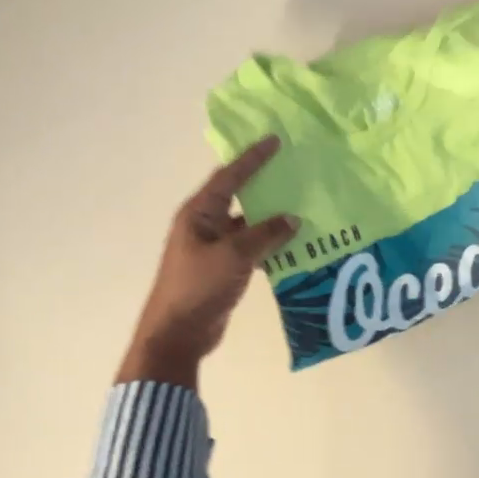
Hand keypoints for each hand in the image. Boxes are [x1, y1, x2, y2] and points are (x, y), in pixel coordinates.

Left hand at [115, 136, 299, 389]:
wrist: (176, 336)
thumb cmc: (198, 287)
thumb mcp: (234, 256)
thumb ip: (266, 234)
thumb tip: (293, 219)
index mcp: (199, 213)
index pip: (229, 176)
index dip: (252, 158)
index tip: (275, 140)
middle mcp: (205, 224)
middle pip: (239, 195)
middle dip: (265, 183)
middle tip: (293, 167)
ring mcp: (214, 247)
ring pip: (248, 222)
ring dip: (272, 216)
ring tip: (302, 202)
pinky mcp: (223, 268)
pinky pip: (252, 245)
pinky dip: (271, 242)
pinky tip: (295, 241)